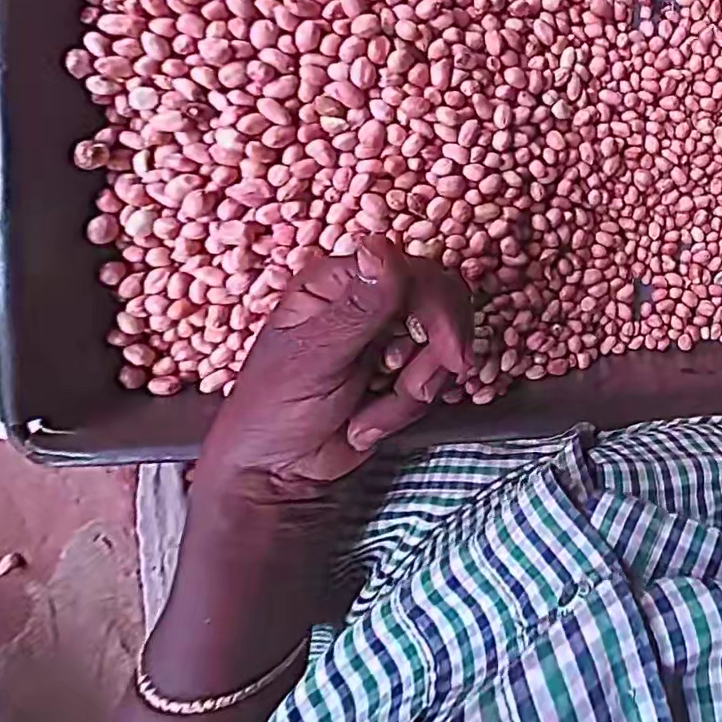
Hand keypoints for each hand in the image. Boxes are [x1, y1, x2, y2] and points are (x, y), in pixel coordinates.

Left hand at [197, 235, 472, 503]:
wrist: (276, 475)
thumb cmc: (273, 411)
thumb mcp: (315, 358)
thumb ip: (357, 306)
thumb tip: (379, 246)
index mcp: (340, 281)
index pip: (414, 273)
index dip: (438, 310)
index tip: (448, 353)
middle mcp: (370, 297)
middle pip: (441, 301)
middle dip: (433, 354)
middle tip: (416, 390)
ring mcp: (389, 331)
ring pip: (444, 341)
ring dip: (417, 386)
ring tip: (369, 417)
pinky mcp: (404, 365)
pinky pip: (437, 374)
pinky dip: (410, 405)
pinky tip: (370, 421)